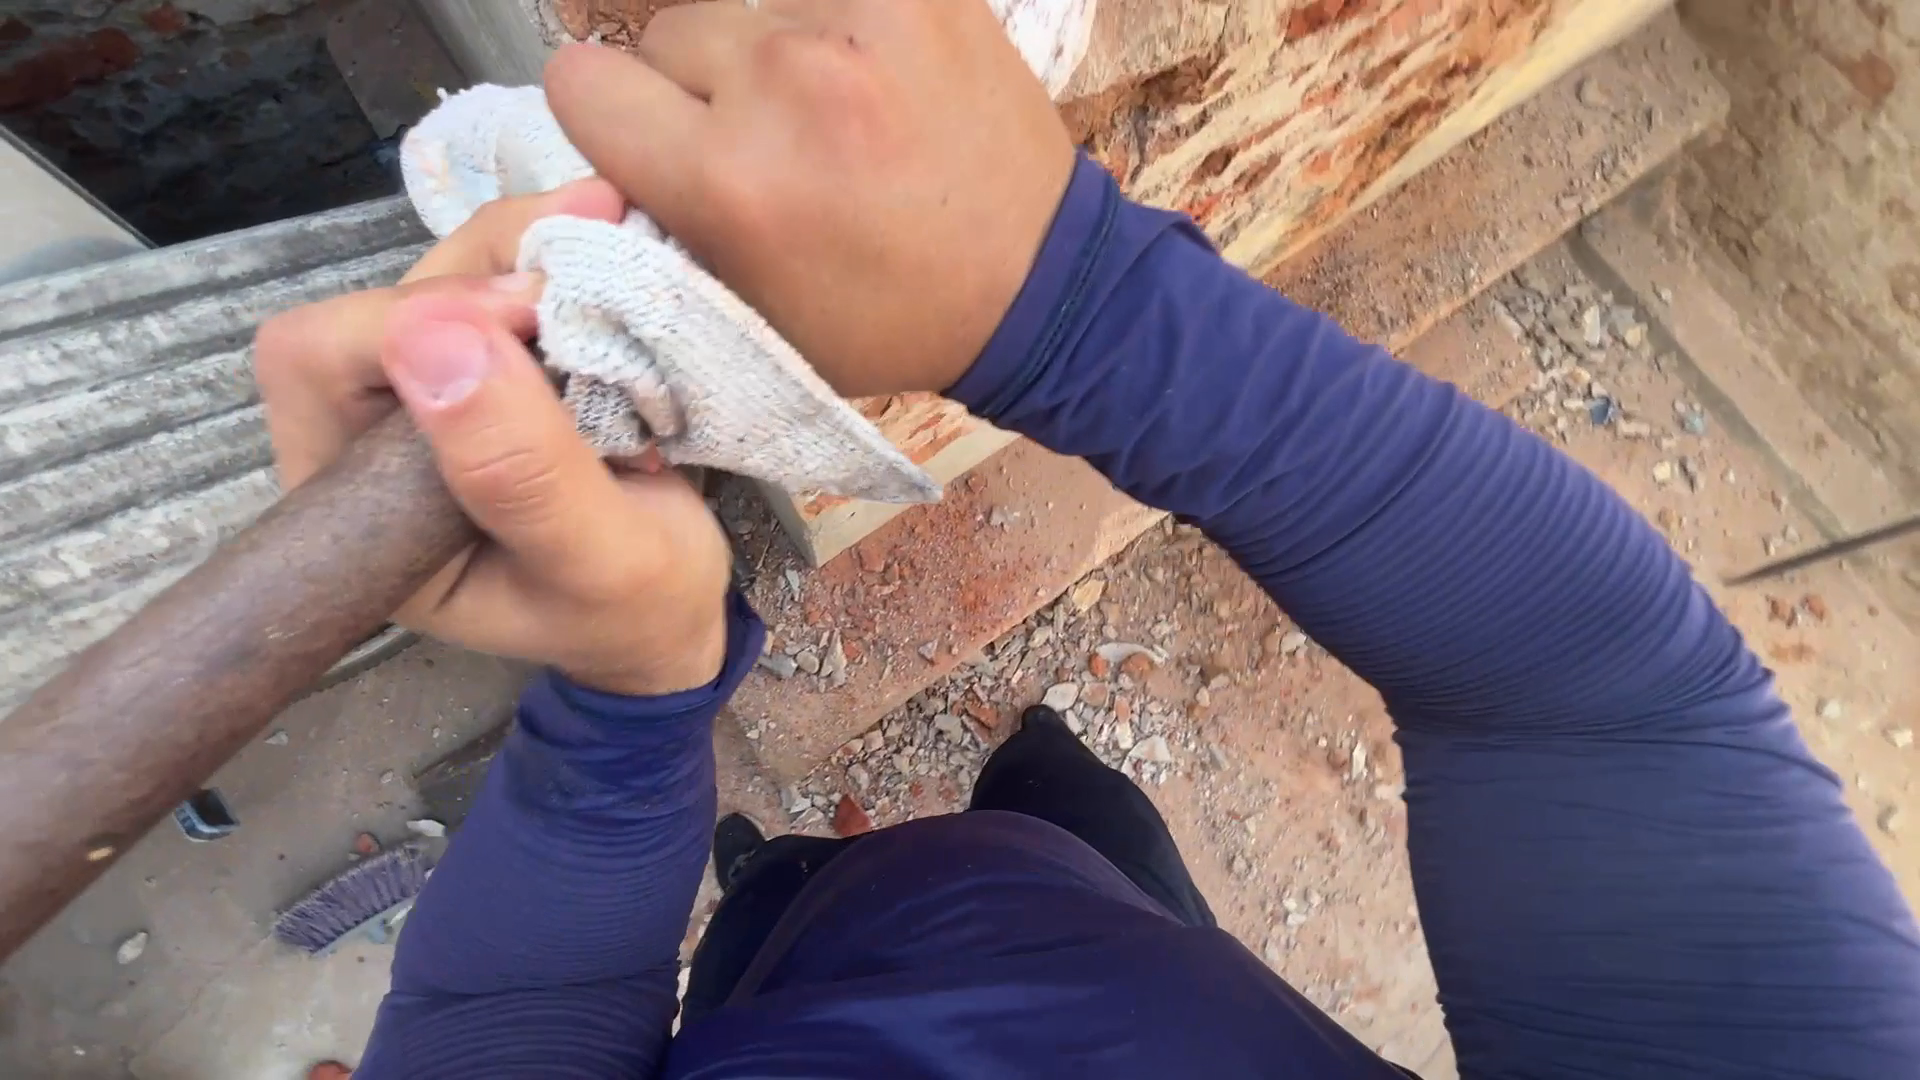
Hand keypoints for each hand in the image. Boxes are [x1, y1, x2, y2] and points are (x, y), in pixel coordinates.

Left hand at [254, 182, 733, 696]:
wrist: (678, 603)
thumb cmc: (641, 603)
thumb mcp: (599, 560)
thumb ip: (523, 475)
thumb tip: (431, 336)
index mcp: (366, 510)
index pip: (323, 364)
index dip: (422, 320)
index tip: (542, 321)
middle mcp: (379, 445)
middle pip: (386, 302)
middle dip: (491, 272)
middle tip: (596, 247)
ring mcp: (438, 405)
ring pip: (448, 278)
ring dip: (529, 250)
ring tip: (614, 219)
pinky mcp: (494, 382)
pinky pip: (504, 289)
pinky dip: (558, 259)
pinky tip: (613, 237)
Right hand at [544, 0, 1074, 398]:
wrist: (1033, 287)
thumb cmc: (894, 325)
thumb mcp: (765, 326)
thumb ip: (671, 242)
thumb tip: (615, 168)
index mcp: (730, 183)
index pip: (580, 87)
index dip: (619, 127)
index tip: (667, 155)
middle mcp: (777, 80)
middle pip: (660, 35)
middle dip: (697, 94)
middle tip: (772, 149)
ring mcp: (852, 13)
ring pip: (736, 1)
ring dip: (763, 53)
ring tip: (834, 114)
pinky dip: (823, 21)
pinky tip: (861, 63)